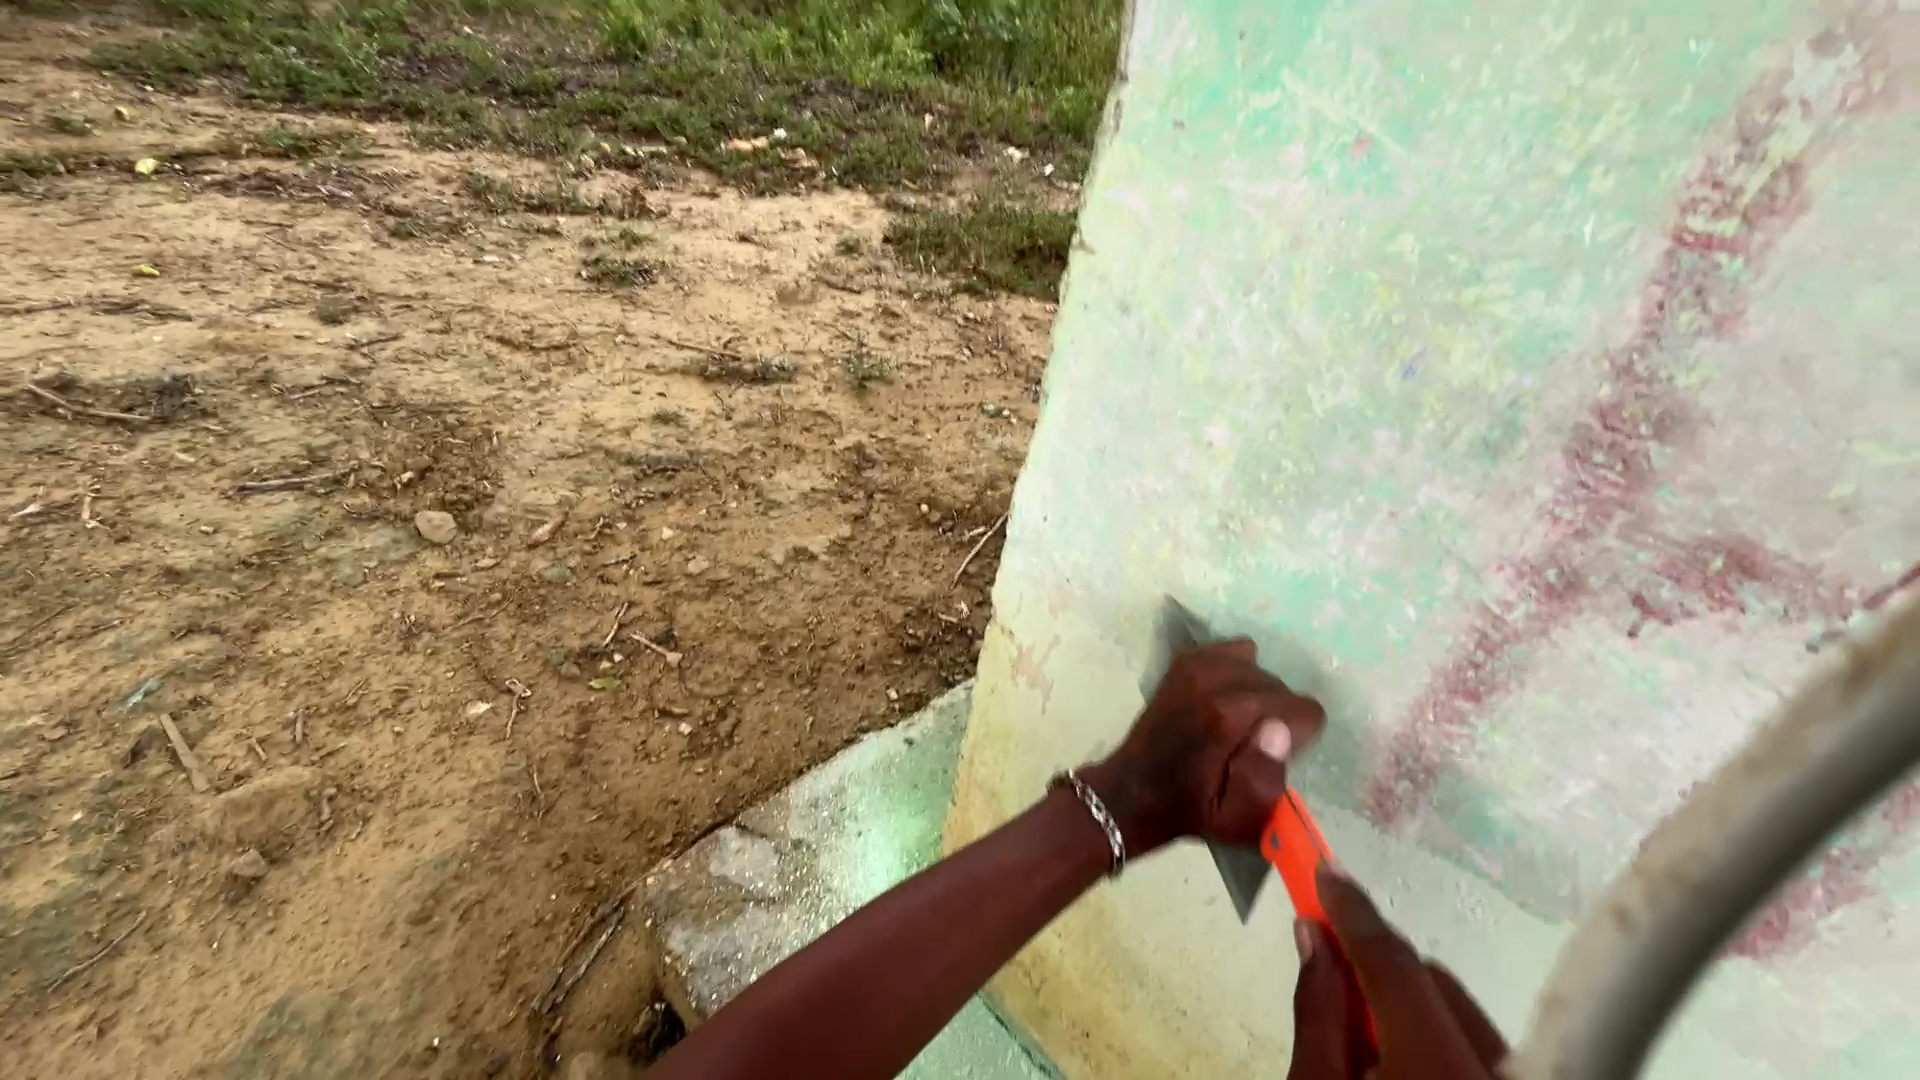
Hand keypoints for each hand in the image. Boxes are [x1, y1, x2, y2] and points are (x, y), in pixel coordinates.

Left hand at [1079, 638, 1325, 854]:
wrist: (1136, 791)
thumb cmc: (1194, 810)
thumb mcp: (1239, 819)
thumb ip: (1267, 780)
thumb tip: (1280, 730)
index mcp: (1231, 719)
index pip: (1304, 709)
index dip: (1301, 735)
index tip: (1279, 754)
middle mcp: (1215, 683)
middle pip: (1280, 686)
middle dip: (1280, 713)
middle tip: (1257, 743)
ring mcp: (1196, 668)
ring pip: (1259, 667)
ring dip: (1259, 691)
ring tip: (1242, 720)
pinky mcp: (1183, 663)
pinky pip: (1233, 649)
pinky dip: (1239, 667)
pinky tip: (1228, 693)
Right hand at [1289, 870, 1506, 1079]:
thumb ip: (1317, 1013)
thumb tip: (1312, 932)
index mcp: (1439, 1071)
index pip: (1393, 967)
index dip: (1354, 913)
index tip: (1322, 868)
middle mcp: (1494, 1068)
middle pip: (1432, 979)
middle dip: (1378, 964)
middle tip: (1330, 967)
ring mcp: (1516, 1077)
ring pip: (1459, 1007)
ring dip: (1409, 1000)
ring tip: (1371, 1037)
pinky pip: (1483, 1038)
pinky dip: (1442, 1031)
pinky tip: (1410, 1063)